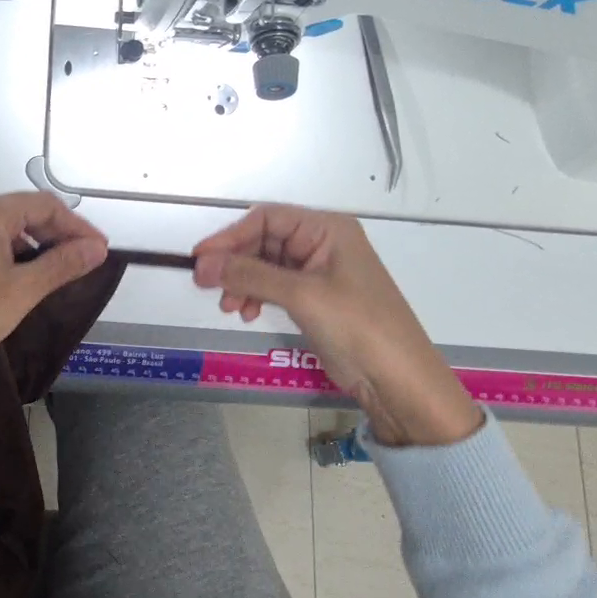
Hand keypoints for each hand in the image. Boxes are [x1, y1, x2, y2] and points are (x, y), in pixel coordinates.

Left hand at [0, 193, 108, 438]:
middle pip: (20, 211)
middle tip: (84, 261)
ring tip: (56, 271)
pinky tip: (21, 275)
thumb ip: (63, 264)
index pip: (43, 205)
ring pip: (0, 226)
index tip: (99, 250)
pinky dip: (7, 252)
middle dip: (55, 234)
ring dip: (32, 244)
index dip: (76, 226)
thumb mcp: (23, 290)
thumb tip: (96, 249)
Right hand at [192, 205, 481, 446]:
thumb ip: (249, 275)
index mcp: (327, 229)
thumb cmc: (357, 326)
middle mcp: (322, 243)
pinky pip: (273, 286)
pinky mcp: (314, 298)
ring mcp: (318, 272)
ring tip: (231, 308)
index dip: (230, 236)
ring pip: (264, 265)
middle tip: (207, 287)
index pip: (267, 219)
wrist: (397, 378)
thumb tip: (202, 265)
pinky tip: (248, 314)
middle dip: (235, 263)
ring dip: (242, 282)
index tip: (199, 260)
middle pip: (263, 241)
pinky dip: (255, 296)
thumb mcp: (301, 295)